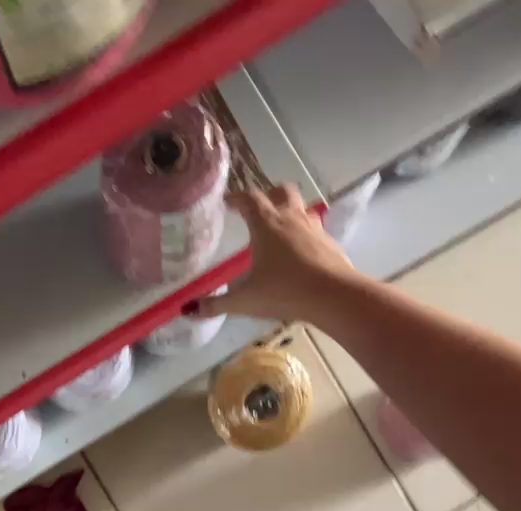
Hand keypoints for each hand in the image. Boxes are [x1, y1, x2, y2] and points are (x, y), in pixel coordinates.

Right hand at [191, 184, 358, 323]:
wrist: (333, 295)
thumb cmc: (284, 291)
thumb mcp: (245, 301)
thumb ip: (216, 304)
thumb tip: (188, 310)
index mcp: (267, 224)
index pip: (249, 199)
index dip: (236, 198)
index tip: (228, 203)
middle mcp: (291, 218)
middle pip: (282, 191)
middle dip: (268, 194)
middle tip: (258, 207)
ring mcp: (314, 228)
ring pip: (301, 207)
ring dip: (290, 212)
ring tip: (280, 229)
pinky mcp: (330, 243)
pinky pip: (315, 230)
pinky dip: (305, 235)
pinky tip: (301, 254)